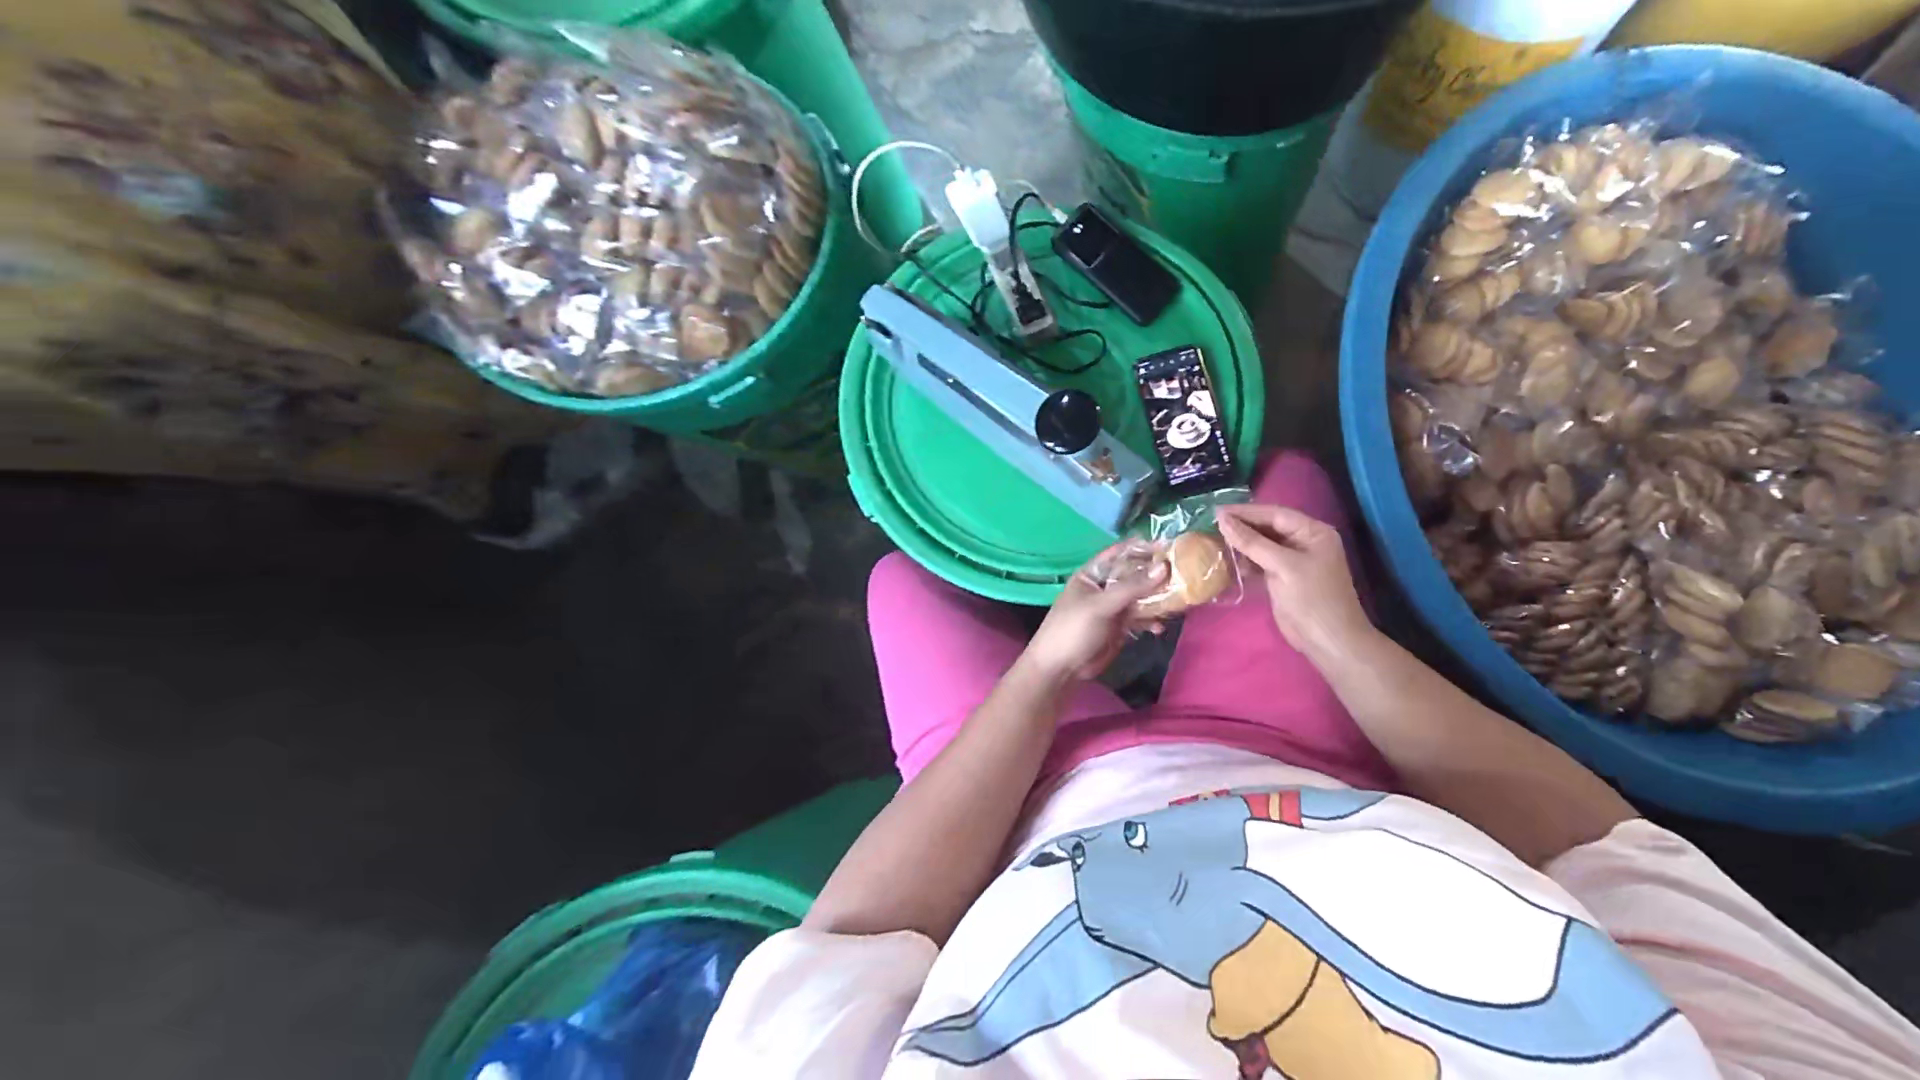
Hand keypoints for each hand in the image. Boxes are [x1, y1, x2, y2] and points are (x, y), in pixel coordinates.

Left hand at [1020, 547, 1169, 682]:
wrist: (1060, 668)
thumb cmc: (1073, 629)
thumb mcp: (1101, 605)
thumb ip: (1132, 587)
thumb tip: (1164, 567)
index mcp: (1092, 574)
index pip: (1120, 553)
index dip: (1143, 548)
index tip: (1170, 546)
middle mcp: (1104, 587)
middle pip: (1135, 575)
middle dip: (1156, 575)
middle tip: (1184, 574)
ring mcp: (1113, 607)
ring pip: (1141, 597)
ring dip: (1158, 599)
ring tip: (1179, 601)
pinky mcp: (1120, 626)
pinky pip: (1140, 618)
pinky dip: (1151, 620)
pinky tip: (1159, 628)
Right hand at [1217, 504, 1373, 656]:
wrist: (1328, 640)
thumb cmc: (1312, 598)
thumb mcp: (1282, 566)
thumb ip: (1252, 542)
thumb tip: (1222, 519)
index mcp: (1313, 532)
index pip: (1275, 514)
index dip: (1245, 512)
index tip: (1216, 512)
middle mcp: (1304, 542)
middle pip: (1268, 527)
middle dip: (1241, 527)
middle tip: (1210, 525)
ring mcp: (1294, 561)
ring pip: (1262, 544)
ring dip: (1240, 544)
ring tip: (1214, 541)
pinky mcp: (1283, 577)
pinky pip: (1261, 562)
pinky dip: (1245, 561)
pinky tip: (1227, 561)